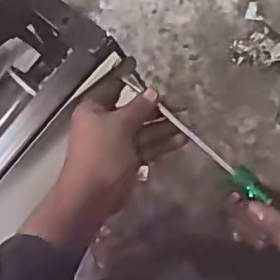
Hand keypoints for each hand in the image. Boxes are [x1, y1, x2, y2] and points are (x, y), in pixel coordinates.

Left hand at [21, 88, 183, 250]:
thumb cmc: (101, 154)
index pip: (116, 89)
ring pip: (143, 130)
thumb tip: (152, 93)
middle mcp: (104, 123)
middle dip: (157, 110)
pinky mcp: (127, 161)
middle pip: (134, 111)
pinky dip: (162, 144)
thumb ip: (138, 108)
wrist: (91, 196)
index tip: (159, 82)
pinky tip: (181, 139)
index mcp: (93, 109)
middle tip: (183, 106)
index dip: (136, 85)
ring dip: (164, 127)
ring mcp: (116, 143)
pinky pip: (146, 147)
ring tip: (187, 122)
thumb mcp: (119, 125)